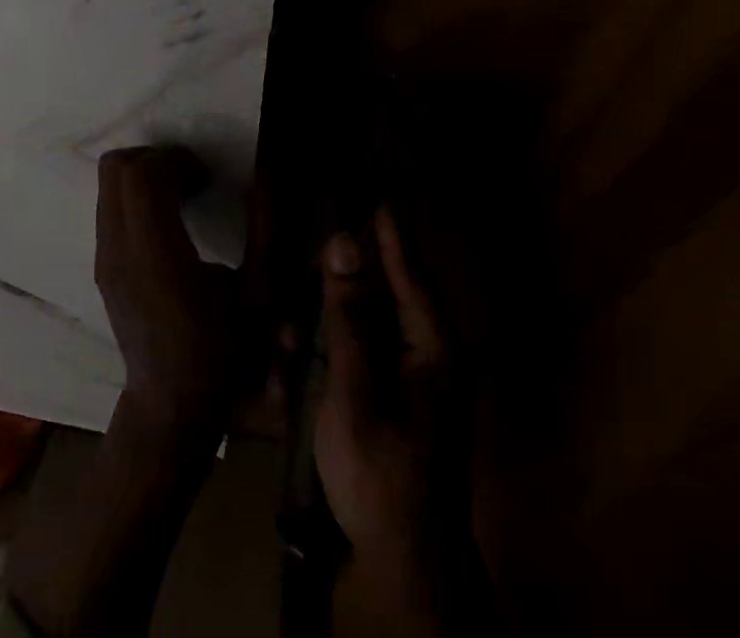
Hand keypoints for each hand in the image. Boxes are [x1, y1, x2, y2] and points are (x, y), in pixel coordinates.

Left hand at [96, 147, 261, 431]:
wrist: (171, 403)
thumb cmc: (220, 354)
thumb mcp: (255, 294)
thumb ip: (262, 234)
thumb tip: (264, 183)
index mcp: (155, 256)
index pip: (143, 176)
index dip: (176, 160)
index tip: (207, 175)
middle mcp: (119, 251)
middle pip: (115, 169)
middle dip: (155, 158)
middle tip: (192, 177)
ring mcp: (104, 258)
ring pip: (107, 186)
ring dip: (144, 177)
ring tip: (182, 197)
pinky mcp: (101, 267)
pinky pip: (109, 208)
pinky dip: (135, 198)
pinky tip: (167, 223)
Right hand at [315, 207, 466, 573]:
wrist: (405, 553)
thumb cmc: (380, 470)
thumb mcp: (356, 388)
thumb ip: (348, 315)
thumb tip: (343, 243)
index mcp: (434, 344)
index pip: (408, 268)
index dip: (387, 228)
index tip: (372, 186)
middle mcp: (431, 351)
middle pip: (391, 290)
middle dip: (356, 265)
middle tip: (324, 231)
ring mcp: (417, 375)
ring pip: (376, 319)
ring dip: (340, 305)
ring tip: (306, 288)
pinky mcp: (399, 394)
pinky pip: (368, 350)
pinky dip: (338, 340)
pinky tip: (305, 344)